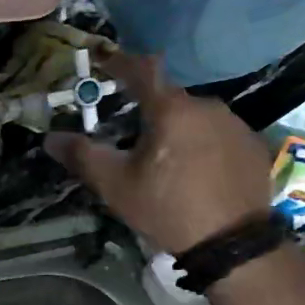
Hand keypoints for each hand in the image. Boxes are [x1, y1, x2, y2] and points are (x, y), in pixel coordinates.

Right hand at [43, 53, 272, 252]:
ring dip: (175, 127)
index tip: (104, 62)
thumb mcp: (116, 185)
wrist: (232, 242)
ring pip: (194, 116)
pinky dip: (200, 143)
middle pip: (169, 98)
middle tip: (129, 133)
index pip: (142, 70)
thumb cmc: (167, 208)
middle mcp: (207, 106)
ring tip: (162, 157)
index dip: (120, 62)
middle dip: (147, 109)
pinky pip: (217, 134)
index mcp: (171, 110)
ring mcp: (235, 125)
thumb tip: (50, 138)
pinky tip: (194, 169)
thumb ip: (82, 156)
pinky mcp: (253, 145)